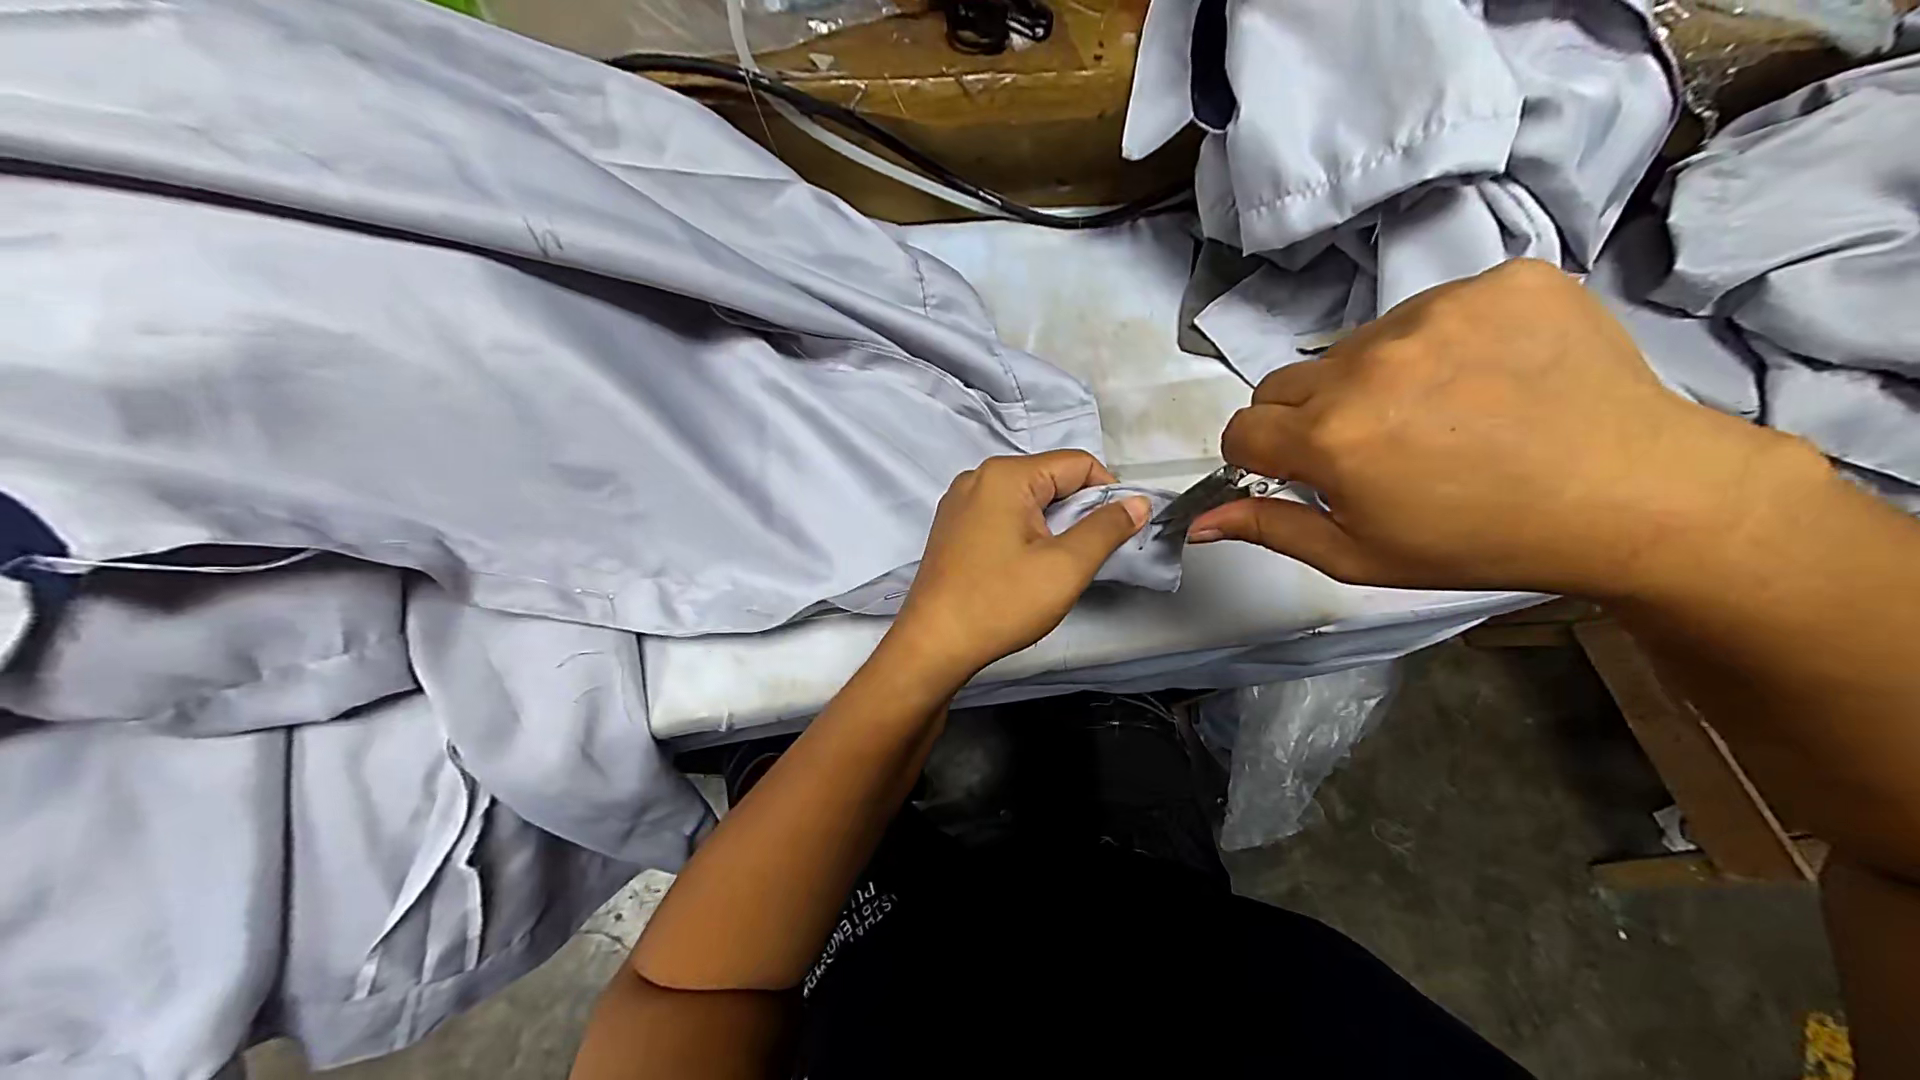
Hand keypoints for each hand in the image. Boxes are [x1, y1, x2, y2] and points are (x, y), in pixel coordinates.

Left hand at [883, 450, 1149, 686]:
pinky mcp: (952, 527)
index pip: (1078, 463)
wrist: (933, 644)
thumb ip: (1106, 528)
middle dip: (1077, 512)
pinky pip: (1002, 515)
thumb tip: (1137, 503)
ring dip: (1051, 525)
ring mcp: (960, 502)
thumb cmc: (999, 603)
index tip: (1114, 534)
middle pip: (1050, 479)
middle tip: (1081, 557)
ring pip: (1027, 499)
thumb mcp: (1066, 567)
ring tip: (1052, 567)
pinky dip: (1024, 533)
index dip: (1107, 495)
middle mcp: (978, 477)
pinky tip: (1022, 568)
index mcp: (1005, 475)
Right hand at [1188, 258, 1828, 597]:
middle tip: (1373, 447)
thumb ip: (1270, 528)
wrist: (1634, 496)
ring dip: (1373, 378)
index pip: (1242, 429)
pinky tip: (1485, 376)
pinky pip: (1430, 309)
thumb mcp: (1360, 554)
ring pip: (1355, 345)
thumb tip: (1198, 521)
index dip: (1262, 456)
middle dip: (1308, 417)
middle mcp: (1367, 364)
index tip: (1300, 471)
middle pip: (1287, 383)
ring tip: (1439, 412)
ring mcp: (1436, 312)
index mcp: (1330, 437)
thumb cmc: (1479, 540)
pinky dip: (1440, 342)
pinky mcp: (1498, 281)